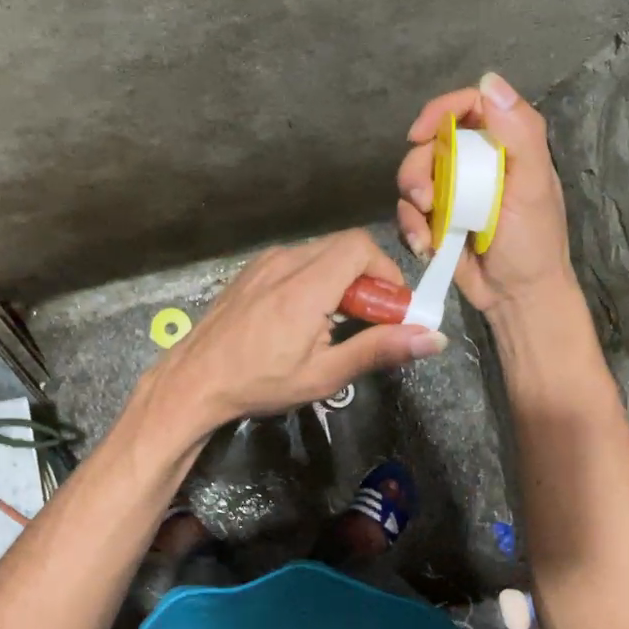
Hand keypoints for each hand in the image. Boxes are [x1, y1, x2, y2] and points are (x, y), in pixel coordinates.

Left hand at [143, 230, 448, 437]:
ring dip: (341, 280)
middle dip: (368, 278)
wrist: (194, 380)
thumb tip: (434, 339)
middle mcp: (285, 262)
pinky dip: (315, 279)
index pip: (360, 246)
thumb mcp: (324, 375)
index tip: (391, 309)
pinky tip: (305, 317)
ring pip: (320, 253)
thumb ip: (379, 349)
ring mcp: (263, 263)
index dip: (386, 271)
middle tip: (369, 320)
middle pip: (344, 247)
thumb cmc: (259, 382)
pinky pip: (296, 261)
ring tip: (336, 324)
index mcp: (305, 285)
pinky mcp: (251, 270)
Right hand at [395, 72, 575, 315]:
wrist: (517, 298)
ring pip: (412, 177)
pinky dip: (411, 228)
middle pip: (430, 144)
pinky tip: (425, 247)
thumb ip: (518, 134)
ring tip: (426, 233)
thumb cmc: (533, 243)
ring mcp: (453, 192)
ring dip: (412, 203)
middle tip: (424, 199)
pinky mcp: (435, 220)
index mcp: (505, 146)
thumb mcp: (532, 187)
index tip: (420, 133)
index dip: (439, 111)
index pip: (468, 107)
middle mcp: (476, 163)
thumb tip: (488, 81)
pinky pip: (408, 211)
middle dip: (417, 170)